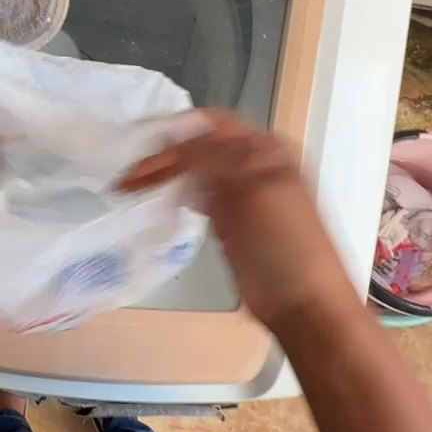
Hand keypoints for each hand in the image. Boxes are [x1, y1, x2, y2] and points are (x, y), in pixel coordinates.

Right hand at [117, 109, 358, 334]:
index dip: (174, 133)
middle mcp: (251, 165)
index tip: (138, 148)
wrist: (304, 305)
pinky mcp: (226, 220)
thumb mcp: (256, 190)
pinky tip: (154, 201)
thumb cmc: (288, 247)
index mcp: (265, 150)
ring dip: (162, 175)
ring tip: (130, 188)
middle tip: (126, 178)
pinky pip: (194, 196)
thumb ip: (217, 159)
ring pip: (191, 171)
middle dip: (160, 157)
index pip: (209, 126)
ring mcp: (238, 193)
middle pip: (196, 147)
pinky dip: (172, 195)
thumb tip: (177, 139)